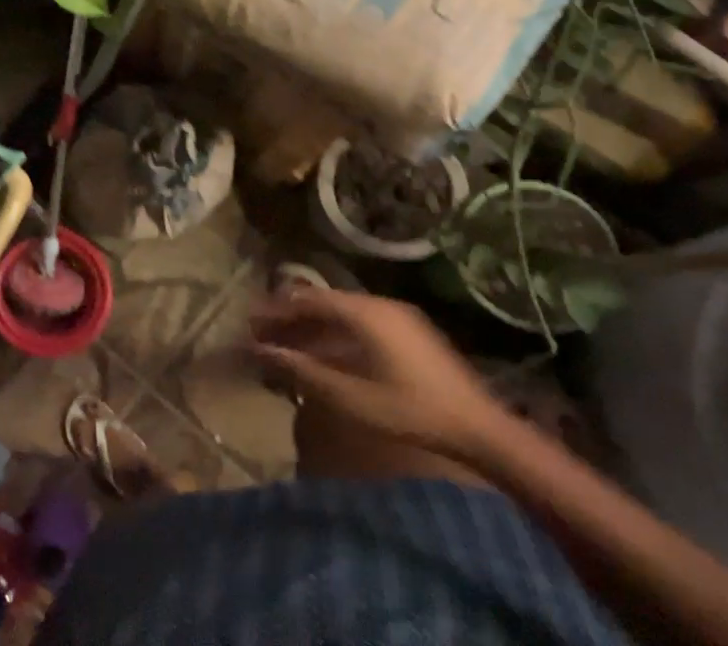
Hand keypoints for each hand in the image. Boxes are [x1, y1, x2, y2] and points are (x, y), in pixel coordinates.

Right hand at [250, 290, 509, 458]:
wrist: (479, 429)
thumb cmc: (409, 410)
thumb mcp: (348, 395)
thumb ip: (301, 369)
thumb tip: (259, 351)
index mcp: (365, 313)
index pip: (307, 299)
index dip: (275, 310)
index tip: (248, 324)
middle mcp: (381, 307)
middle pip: (323, 304)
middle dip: (289, 320)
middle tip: (260, 336)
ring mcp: (398, 320)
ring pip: (341, 316)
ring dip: (310, 330)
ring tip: (283, 349)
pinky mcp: (409, 336)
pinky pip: (359, 326)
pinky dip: (333, 337)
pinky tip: (319, 359)